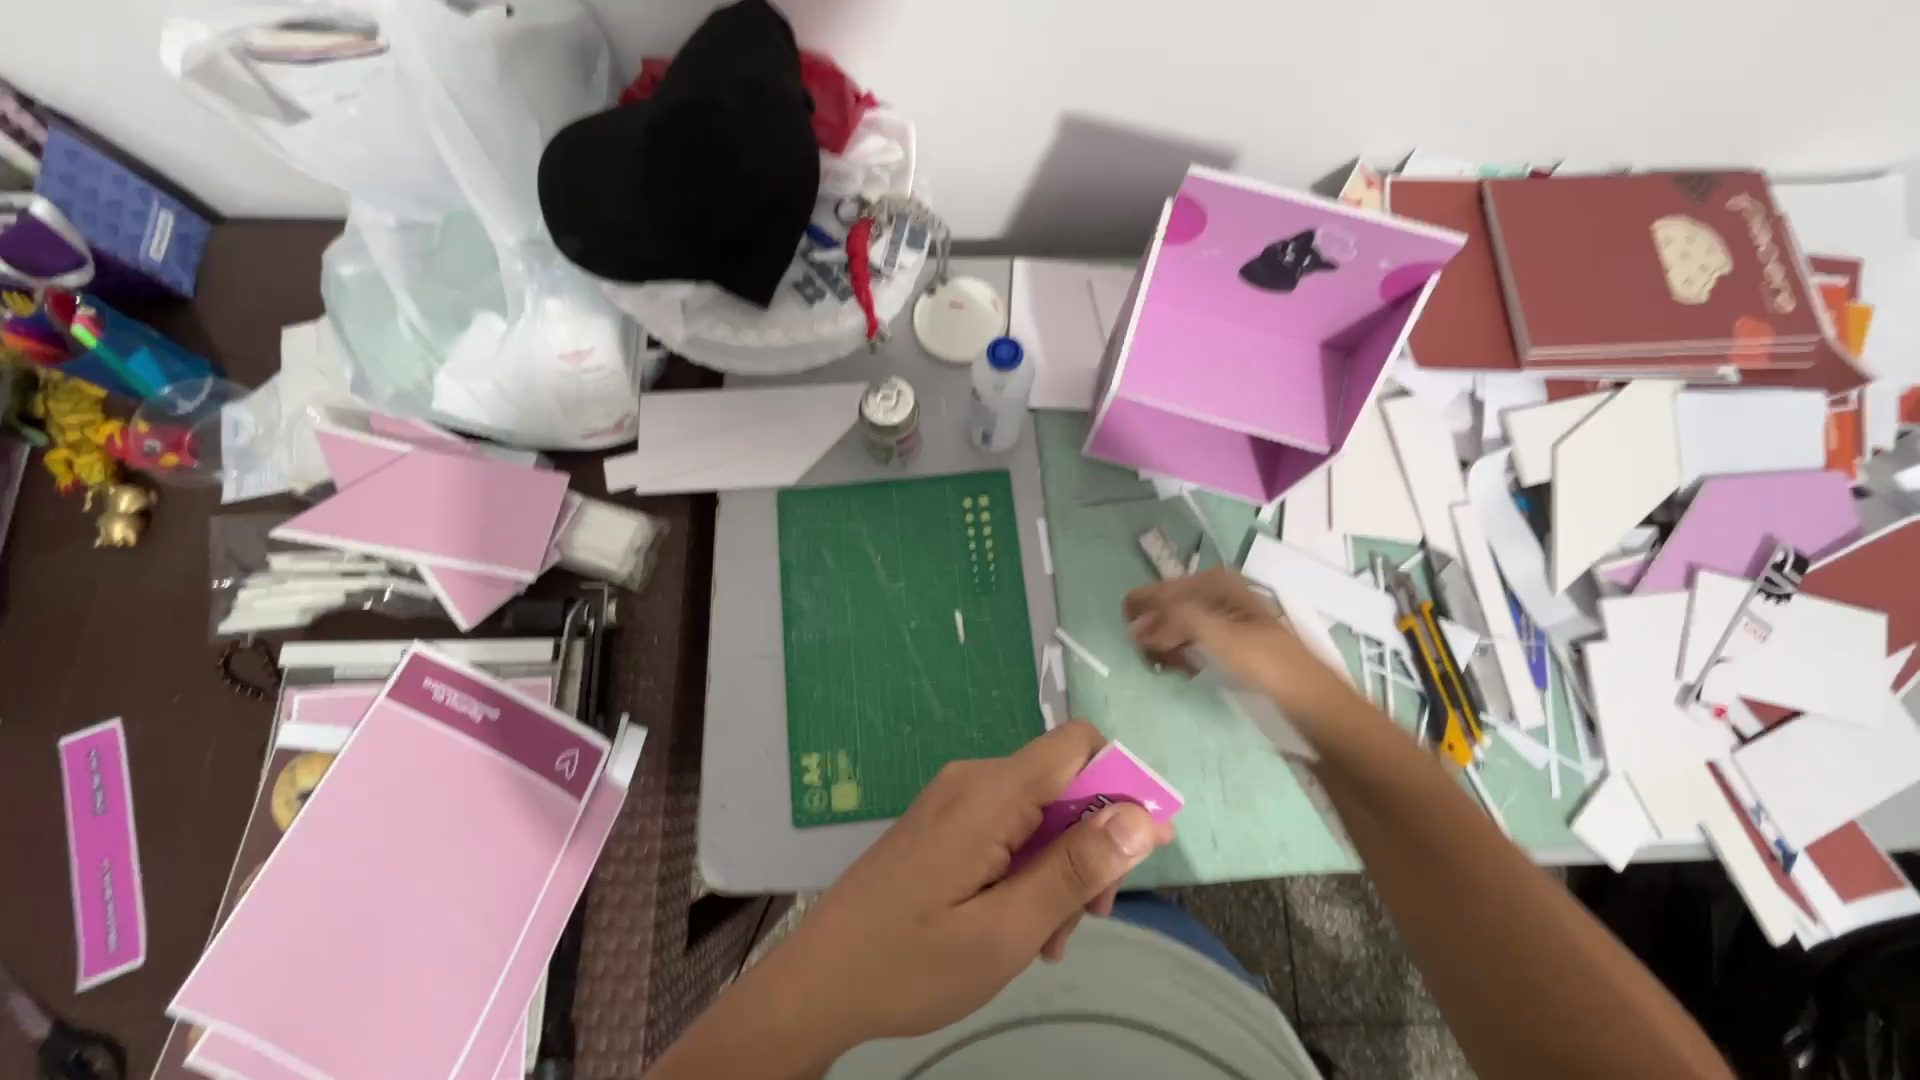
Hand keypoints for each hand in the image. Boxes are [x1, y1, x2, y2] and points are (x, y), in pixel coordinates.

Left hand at [763, 721, 1174, 1049]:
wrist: (818, 982)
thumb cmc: (909, 963)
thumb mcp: (1006, 930)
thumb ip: (1075, 869)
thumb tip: (1143, 816)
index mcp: (989, 793)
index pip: (1079, 744)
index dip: (1122, 785)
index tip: (1138, 852)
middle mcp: (973, 781)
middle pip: (1063, 784)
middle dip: (1091, 844)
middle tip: (1086, 917)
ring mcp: (954, 802)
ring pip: (1038, 813)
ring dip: (1059, 869)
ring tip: (1045, 940)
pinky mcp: (943, 825)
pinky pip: (1007, 830)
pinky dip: (1027, 871)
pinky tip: (1017, 928)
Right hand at [1125, 567, 1362, 725]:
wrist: (1309, 699)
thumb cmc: (1267, 663)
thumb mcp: (1220, 635)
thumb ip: (1177, 619)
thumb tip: (1137, 624)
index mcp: (1216, 583)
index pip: (1162, 589)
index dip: (1144, 611)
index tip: (1132, 635)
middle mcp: (1216, 595)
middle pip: (1166, 606)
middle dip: (1154, 631)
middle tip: (1153, 657)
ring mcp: (1220, 619)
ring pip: (1174, 626)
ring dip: (1165, 646)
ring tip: (1169, 667)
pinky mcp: (1224, 643)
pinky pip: (1187, 642)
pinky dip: (1179, 654)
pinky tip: (1182, 670)